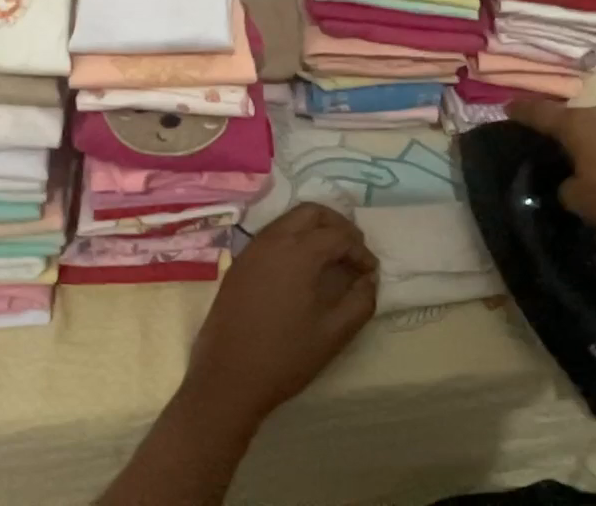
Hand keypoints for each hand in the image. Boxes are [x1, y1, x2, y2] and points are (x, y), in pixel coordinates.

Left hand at [184, 203, 378, 425]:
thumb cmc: (284, 358)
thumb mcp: (333, 333)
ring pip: (288, 220)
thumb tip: (369, 280)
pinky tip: (299, 269)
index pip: (339, 236)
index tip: (370, 272)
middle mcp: (272, 241)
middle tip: (352, 249)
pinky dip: (292, 239)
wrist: (225, 383)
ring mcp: (251, 251)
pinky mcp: (237, 266)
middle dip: (337, 225)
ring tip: (329, 257)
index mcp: (298, 253)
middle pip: (311, 212)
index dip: (360, 251)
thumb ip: (361, 301)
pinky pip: (271, 236)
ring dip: (313, 229)